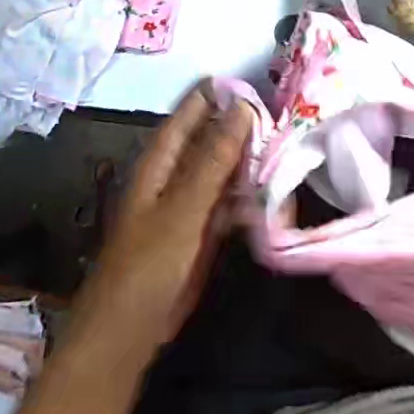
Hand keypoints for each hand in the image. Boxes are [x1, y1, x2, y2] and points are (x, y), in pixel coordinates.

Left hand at [75, 87, 254, 350]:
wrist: (129, 331)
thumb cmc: (149, 264)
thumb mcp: (183, 208)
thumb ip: (212, 160)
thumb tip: (240, 108)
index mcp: (158, 163)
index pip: (187, 116)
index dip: (214, 98)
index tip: (250, 82)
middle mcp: (171, 178)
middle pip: (207, 143)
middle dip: (239, 130)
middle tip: (280, 117)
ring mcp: (186, 208)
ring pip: (220, 174)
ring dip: (247, 164)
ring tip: (283, 149)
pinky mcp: (198, 235)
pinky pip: (225, 205)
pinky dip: (245, 198)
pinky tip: (270, 194)